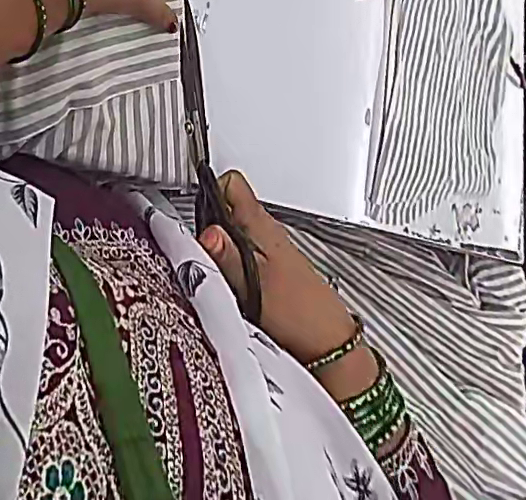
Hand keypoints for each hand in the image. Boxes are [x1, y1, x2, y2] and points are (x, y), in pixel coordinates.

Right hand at [198, 171, 359, 365]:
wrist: (328, 343)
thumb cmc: (297, 312)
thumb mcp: (251, 284)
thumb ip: (225, 255)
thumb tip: (205, 231)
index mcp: (260, 225)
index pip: (232, 183)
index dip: (211, 191)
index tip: (198, 215)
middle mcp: (266, 232)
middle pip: (229, 207)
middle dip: (210, 224)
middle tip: (203, 251)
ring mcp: (270, 250)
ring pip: (235, 232)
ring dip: (220, 247)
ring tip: (217, 273)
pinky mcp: (272, 269)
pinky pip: (244, 252)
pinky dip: (232, 263)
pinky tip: (233, 288)